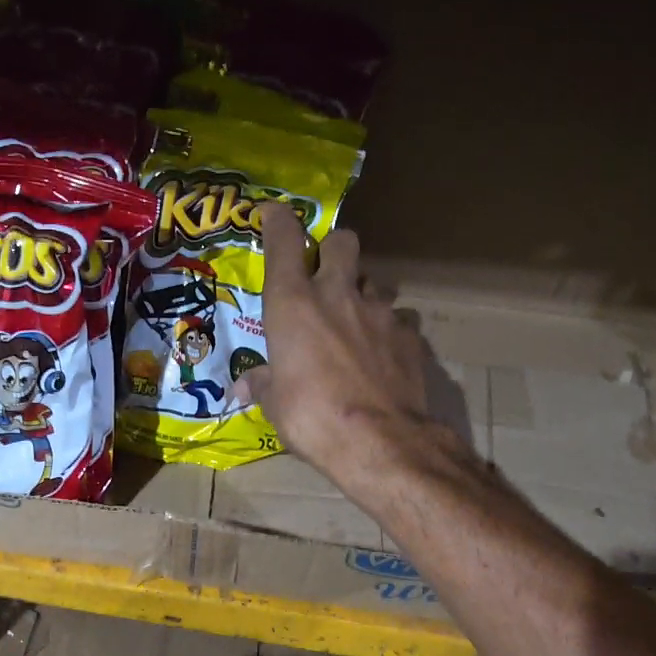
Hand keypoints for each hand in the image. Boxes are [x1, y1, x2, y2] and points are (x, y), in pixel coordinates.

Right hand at [241, 203, 448, 495]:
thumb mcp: (275, 405)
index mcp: (293, 304)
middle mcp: (337, 295)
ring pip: (373, 281)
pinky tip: (382, 354)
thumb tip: (245, 385)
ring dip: (362, 293)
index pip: (284, 241)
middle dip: (333, 249)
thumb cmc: (312, 418)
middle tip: (324, 274)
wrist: (380, 440)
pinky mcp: (409, 335)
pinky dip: (388, 330)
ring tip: (354, 322)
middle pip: (342, 241)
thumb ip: (264, 384)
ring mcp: (379, 312)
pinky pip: (398, 319)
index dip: (278, 222)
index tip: (273, 215)